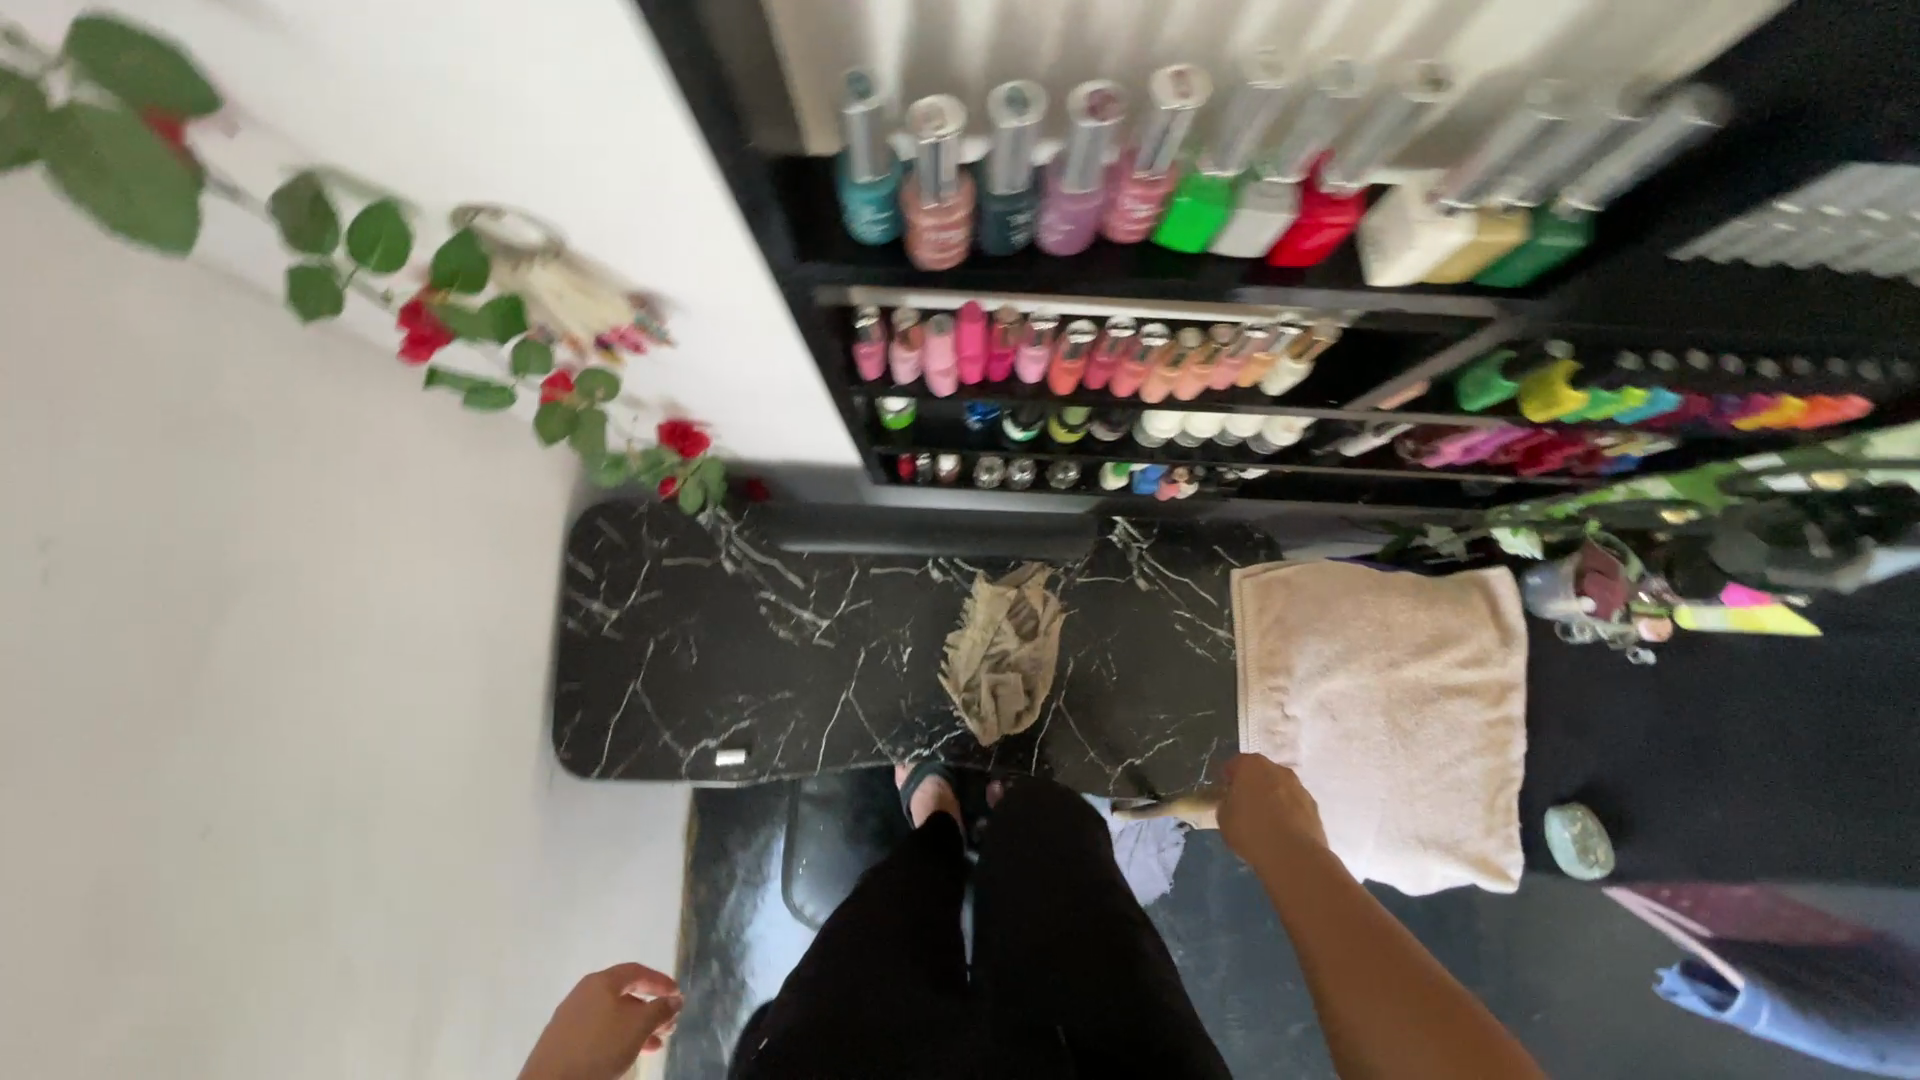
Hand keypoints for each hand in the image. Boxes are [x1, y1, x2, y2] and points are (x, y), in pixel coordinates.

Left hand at [518, 963, 682, 1079]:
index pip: (637, 972)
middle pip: (625, 996)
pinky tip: (628, 1054)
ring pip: (612, 1017)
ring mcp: (570, 1019)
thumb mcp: (639, 1026)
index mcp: (601, 982)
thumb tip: (674, 999)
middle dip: (650, 1010)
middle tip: (669, 1025)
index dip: (660, 981)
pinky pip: (598, 1033)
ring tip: (655, 1045)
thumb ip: (660, 1009)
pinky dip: (618, 1039)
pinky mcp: (562, 1042)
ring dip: (637, 1028)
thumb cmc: (599, 1047)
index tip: (677, 995)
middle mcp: (583, 994)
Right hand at [1217, 753, 1327, 866]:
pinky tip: (1281, 832)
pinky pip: (1294, 805)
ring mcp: (1299, 787)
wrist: (1294, 856)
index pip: (1234, 764)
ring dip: (1272, 799)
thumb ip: (1226, 804)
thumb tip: (1231, 803)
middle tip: (1243, 806)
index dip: (1227, 779)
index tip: (1223, 794)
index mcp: (1251, 765)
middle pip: (1260, 773)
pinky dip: (1287, 813)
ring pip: (1279, 788)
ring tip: (1265, 823)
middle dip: (1252, 786)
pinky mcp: (1314, 807)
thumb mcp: (1223, 818)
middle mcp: (1278, 769)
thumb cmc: (1251, 831)